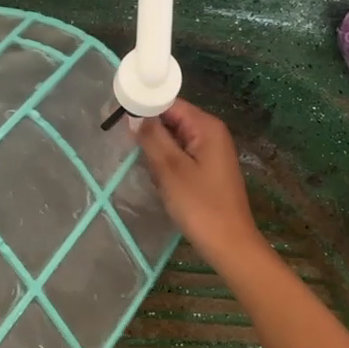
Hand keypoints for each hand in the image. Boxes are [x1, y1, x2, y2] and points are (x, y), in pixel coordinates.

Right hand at [136, 101, 265, 264]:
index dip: (145, 107)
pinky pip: (181, 158)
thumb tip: (136, 115)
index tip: (119, 118)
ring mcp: (211, 154)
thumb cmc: (200, 205)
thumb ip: (152, 137)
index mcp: (206, 127)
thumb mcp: (171, 169)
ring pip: (174, 141)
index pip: (170, 103)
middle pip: (172, 121)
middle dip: (150, 133)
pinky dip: (168, 167)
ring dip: (158, 153)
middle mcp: (212, 134)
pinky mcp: (208, 171)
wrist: (229, 244)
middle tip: (128, 147)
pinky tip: (160, 183)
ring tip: (147, 170)